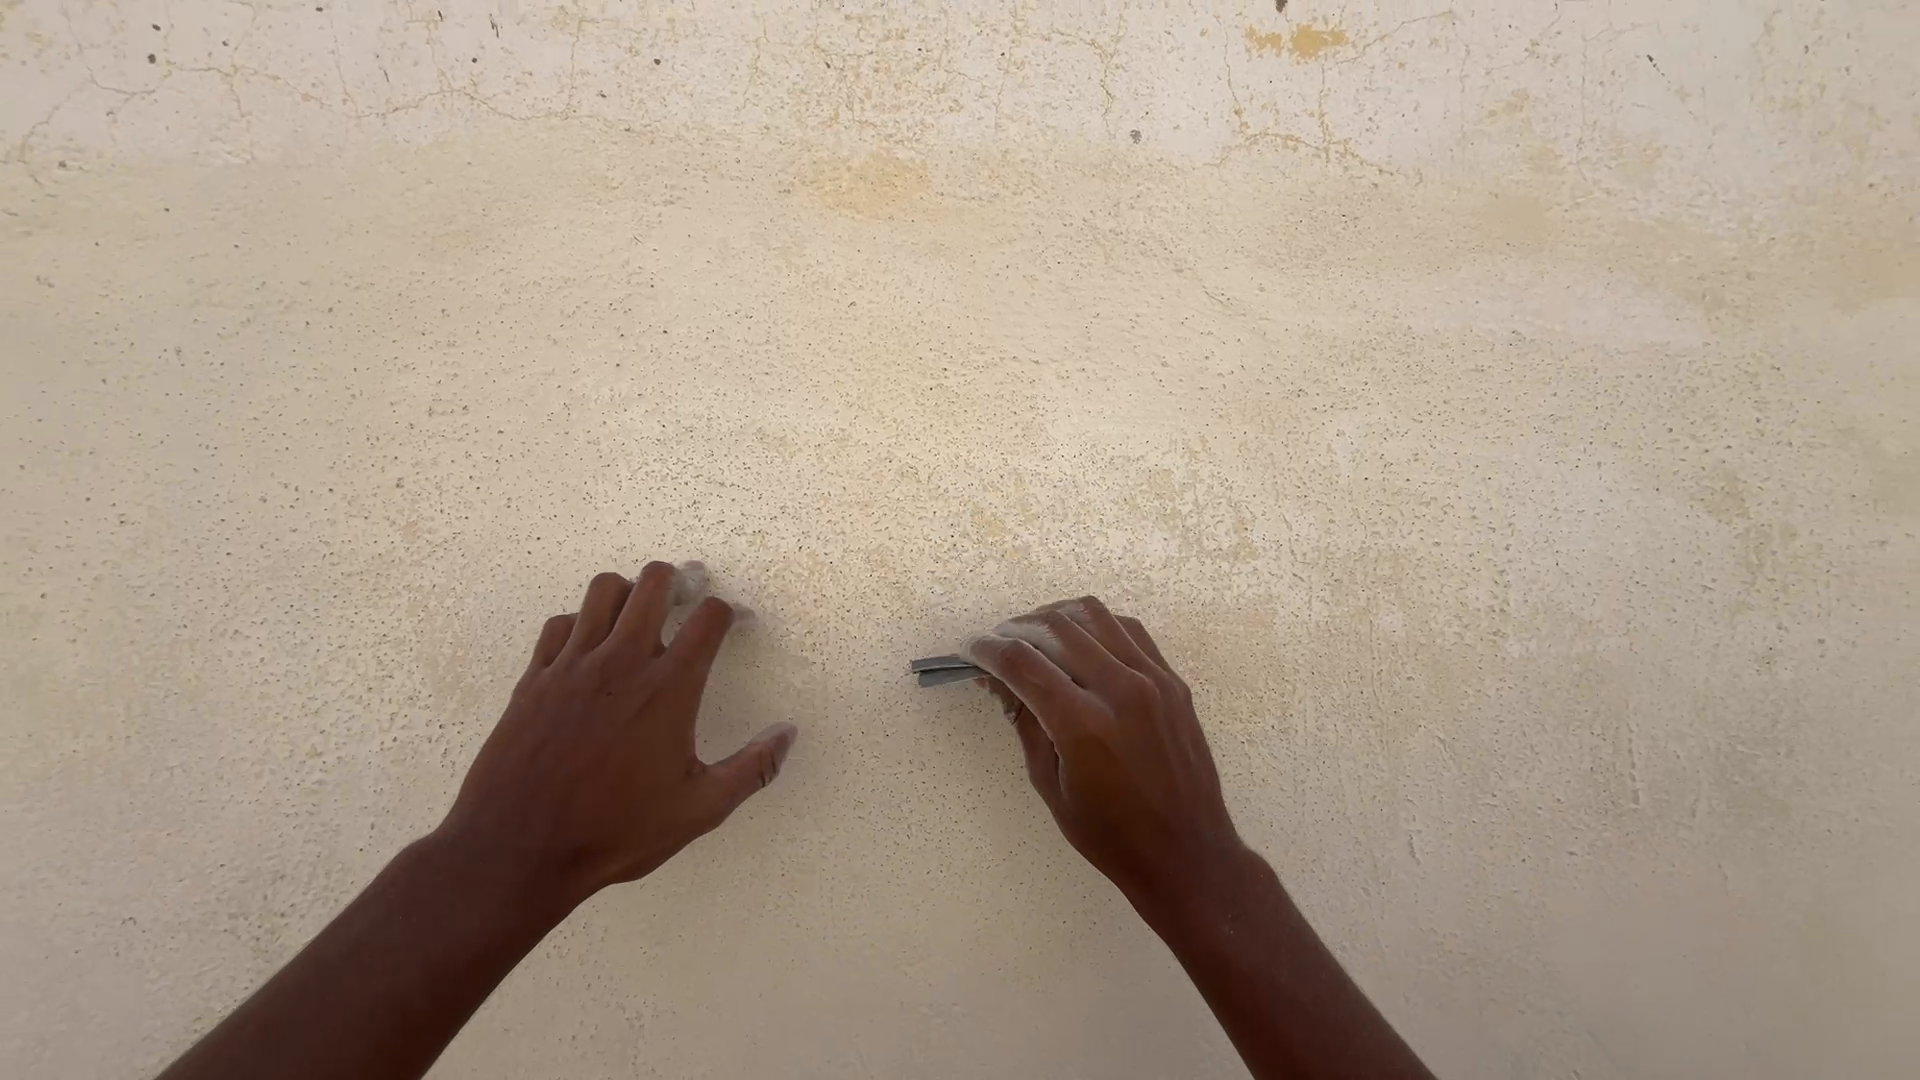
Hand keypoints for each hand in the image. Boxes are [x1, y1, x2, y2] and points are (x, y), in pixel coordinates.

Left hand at [436, 563, 796, 908]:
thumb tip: (788, 734)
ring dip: (628, 593)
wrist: (516, 851)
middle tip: (686, 599)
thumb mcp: (700, 809)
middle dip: (677, 580)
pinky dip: (580, 624)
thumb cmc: (616, 830)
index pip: (709, 618)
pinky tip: (588, 649)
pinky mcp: (533, 678)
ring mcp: (572, 665)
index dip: (729, 611)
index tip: (735, 622)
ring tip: (638, 616)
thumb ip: (753, 768)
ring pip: (603, 590)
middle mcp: (622, 662)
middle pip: (653, 583)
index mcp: (669, 688)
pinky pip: (559, 624)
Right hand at [966, 598, 1245, 908]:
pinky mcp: (1172, 679)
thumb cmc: (1110, 834)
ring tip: (1032, 633)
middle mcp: (1120, 690)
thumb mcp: (1049, 784)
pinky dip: (1094, 624)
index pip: (1022, 663)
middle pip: (1054, 627)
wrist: (1188, 853)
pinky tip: (1078, 640)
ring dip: (1053, 615)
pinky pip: (1127, 629)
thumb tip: (997, 679)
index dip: (986, 650)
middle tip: (996, 642)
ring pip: (1092, 614)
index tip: (969, 649)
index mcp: (1083, 725)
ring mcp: (1152, 679)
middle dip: (1014, 628)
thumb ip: (1023, 722)